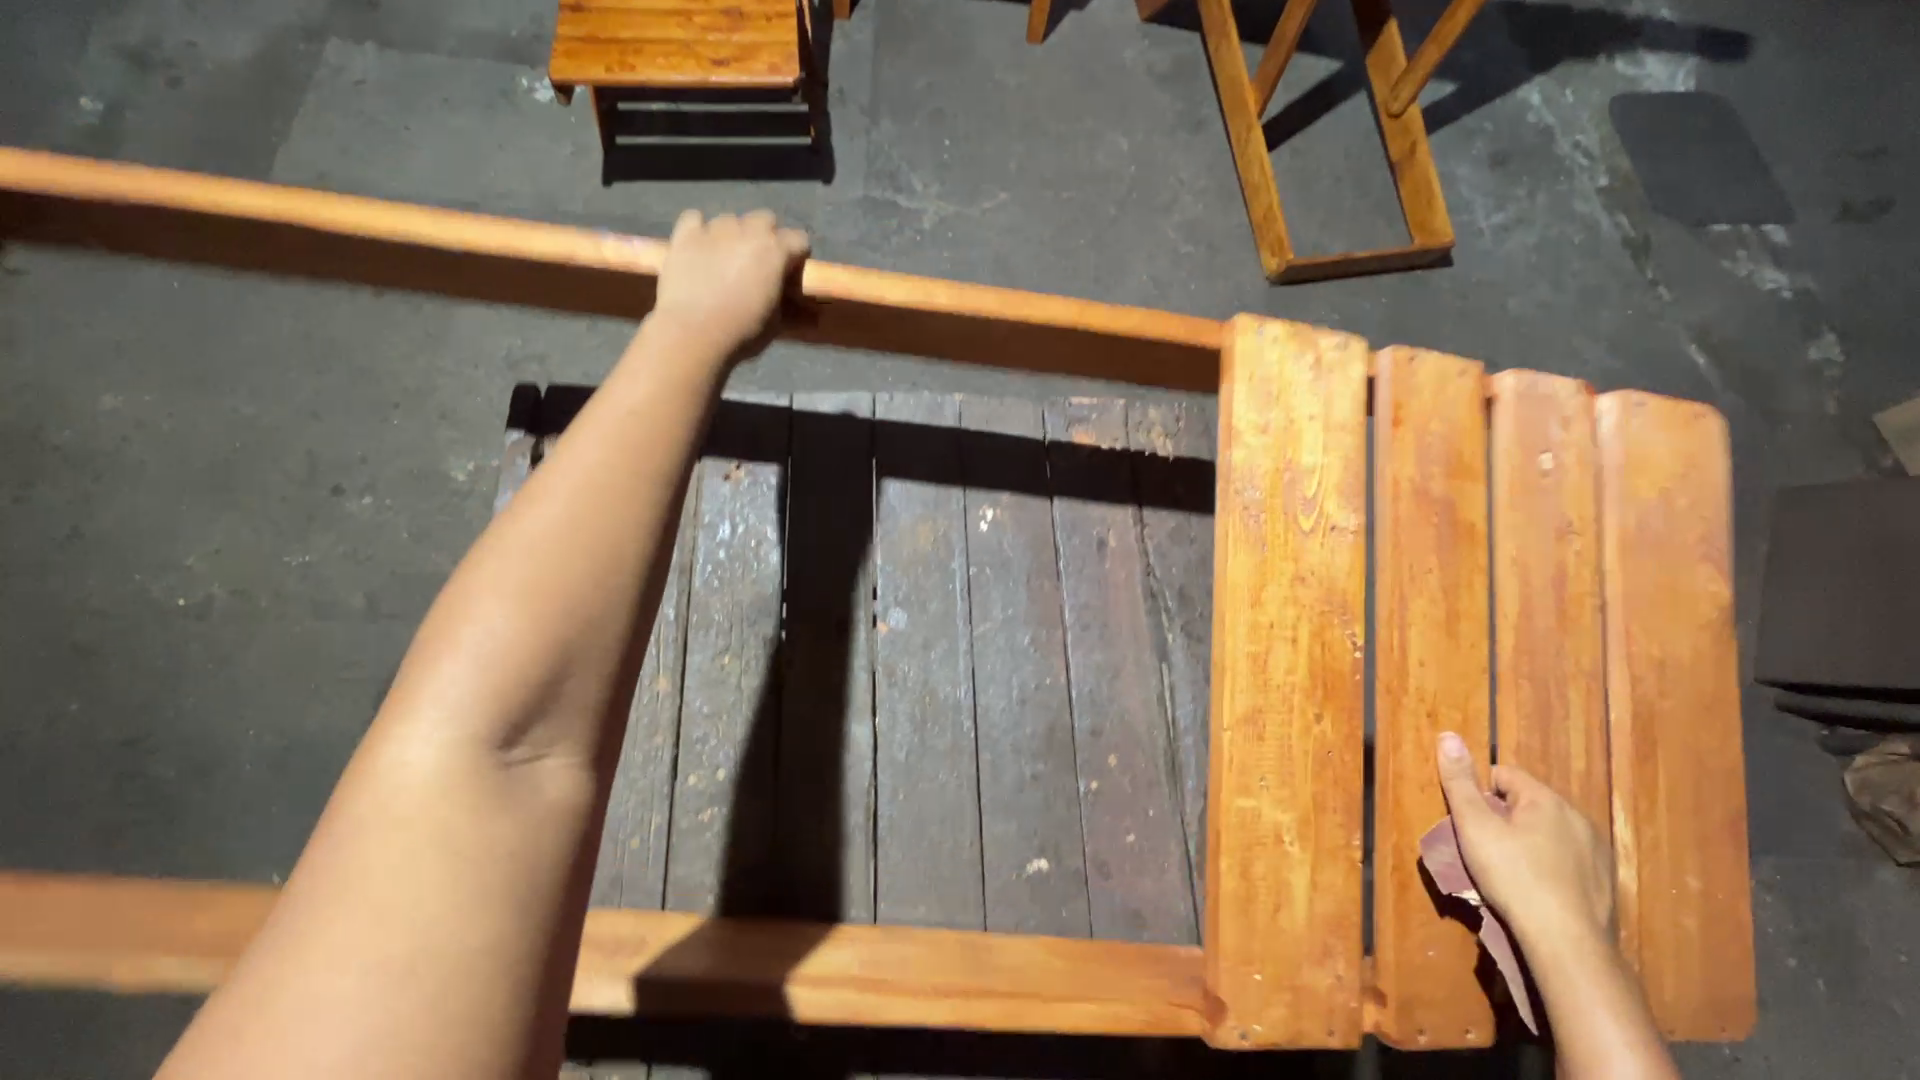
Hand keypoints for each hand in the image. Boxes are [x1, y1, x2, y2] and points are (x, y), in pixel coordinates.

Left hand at [649, 209, 809, 359]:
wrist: (693, 334)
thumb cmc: (742, 331)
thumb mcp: (776, 324)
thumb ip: (794, 311)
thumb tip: (817, 318)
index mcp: (776, 250)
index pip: (799, 239)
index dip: (797, 256)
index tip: (791, 273)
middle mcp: (748, 231)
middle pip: (765, 219)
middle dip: (766, 236)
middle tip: (759, 263)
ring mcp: (714, 229)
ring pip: (730, 219)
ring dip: (733, 234)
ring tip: (726, 258)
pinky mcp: (685, 235)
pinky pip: (695, 218)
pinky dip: (700, 230)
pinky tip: (700, 248)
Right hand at [1435, 732, 1613, 946]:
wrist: (1567, 942)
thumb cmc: (1514, 877)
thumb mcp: (1474, 826)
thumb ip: (1459, 782)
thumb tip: (1447, 735)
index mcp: (1546, 799)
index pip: (1504, 774)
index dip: (1480, 793)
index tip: (1469, 822)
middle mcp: (1578, 817)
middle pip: (1527, 803)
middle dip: (1504, 819)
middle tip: (1484, 848)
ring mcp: (1597, 851)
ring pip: (1550, 832)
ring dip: (1528, 842)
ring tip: (1509, 872)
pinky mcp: (1606, 881)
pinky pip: (1568, 860)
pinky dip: (1550, 866)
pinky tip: (1538, 890)